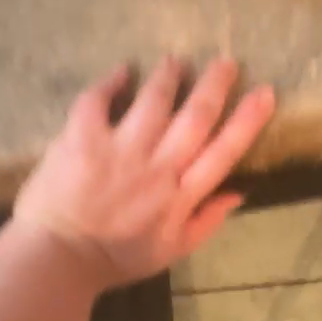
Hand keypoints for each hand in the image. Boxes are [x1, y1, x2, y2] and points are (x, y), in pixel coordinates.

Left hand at [13, 57, 276, 289]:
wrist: (56, 260)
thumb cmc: (116, 259)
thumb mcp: (171, 252)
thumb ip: (206, 222)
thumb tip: (238, 192)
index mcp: (181, 195)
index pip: (224, 151)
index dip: (248, 120)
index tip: (265, 92)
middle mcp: (157, 166)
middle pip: (195, 117)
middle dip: (214, 85)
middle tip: (226, 61)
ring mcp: (119, 150)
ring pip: (154, 101)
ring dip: (168, 77)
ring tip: (176, 60)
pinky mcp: (82, 139)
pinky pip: (98, 100)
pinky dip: (111, 82)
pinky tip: (122, 70)